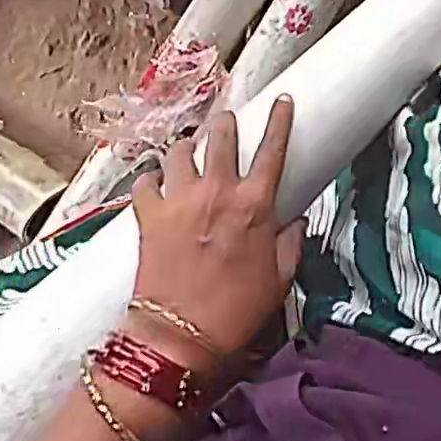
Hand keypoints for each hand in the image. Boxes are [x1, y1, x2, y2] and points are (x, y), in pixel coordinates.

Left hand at [128, 97, 304, 365]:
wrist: (178, 340)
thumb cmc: (237, 310)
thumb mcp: (280, 277)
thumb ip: (292, 241)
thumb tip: (296, 220)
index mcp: (255, 203)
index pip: (273, 148)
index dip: (280, 119)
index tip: (281, 100)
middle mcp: (217, 191)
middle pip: (221, 136)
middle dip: (226, 122)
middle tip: (227, 123)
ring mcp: (180, 201)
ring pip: (180, 151)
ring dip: (188, 148)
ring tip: (190, 151)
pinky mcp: (148, 217)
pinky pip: (144, 182)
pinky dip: (151, 180)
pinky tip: (156, 184)